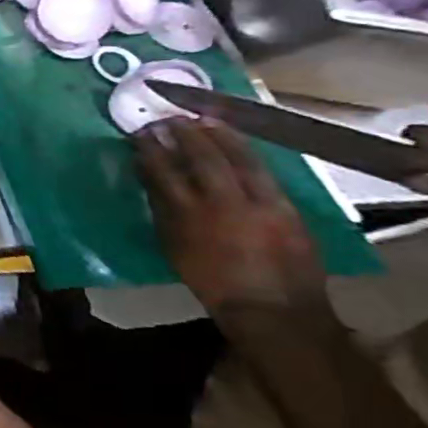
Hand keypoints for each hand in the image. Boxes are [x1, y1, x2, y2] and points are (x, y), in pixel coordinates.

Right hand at [133, 118, 326, 315]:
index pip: (163, 171)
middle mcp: (222, 204)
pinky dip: (247, 152)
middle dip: (184, 134)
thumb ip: (163, 209)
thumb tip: (152, 178)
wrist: (273, 308)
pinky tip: (237, 142)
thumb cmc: (212, 280)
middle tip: (171, 119)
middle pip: (202, 157)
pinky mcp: (285, 208)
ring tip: (204, 119)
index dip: (150, 149)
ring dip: (219, 135)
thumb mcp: (174, 245)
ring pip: (238, 158)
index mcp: (187, 216)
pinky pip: (263, 171)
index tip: (141, 133)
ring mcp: (258, 204)